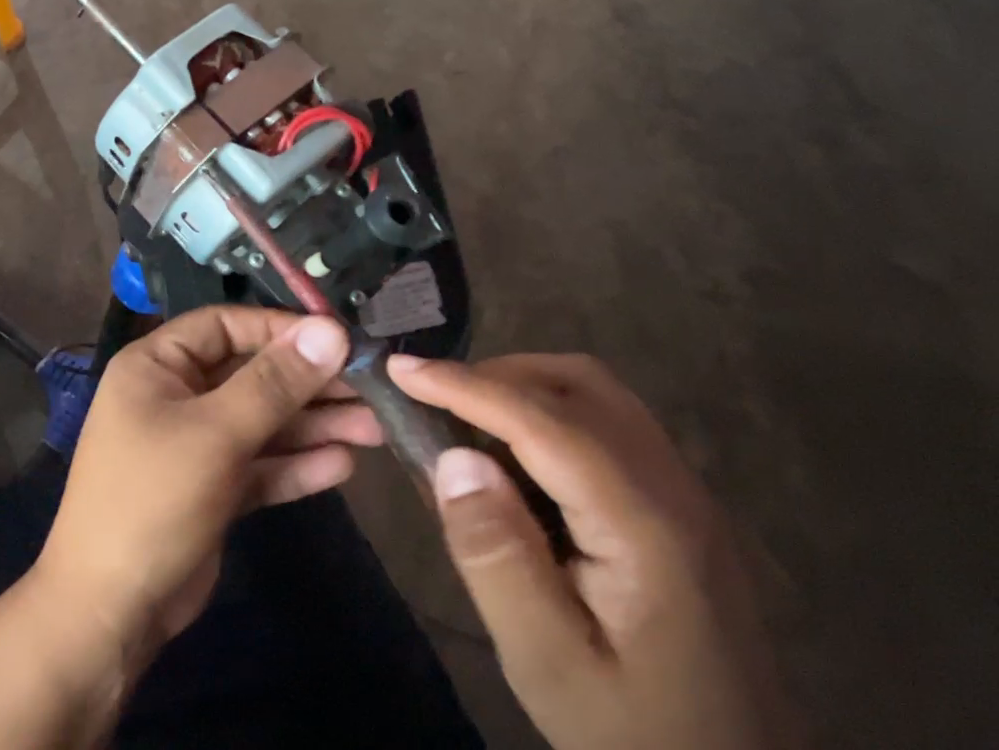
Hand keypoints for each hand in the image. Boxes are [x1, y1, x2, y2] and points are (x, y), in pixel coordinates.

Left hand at [33, 307, 382, 656]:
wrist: (113, 603)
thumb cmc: (154, 498)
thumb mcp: (216, 433)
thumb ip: (275, 382)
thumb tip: (330, 330)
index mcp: (155, 367)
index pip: (223, 326)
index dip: (279, 328)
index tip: (340, 339)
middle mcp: (172, 397)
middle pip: (249, 375)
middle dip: (308, 383)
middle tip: (373, 389)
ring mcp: (191, 446)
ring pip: (260, 423)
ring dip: (312, 425)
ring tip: (376, 428)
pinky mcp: (210, 489)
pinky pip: (258, 466)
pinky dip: (295, 466)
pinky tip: (343, 466)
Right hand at [390, 353, 796, 749]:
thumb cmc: (629, 725)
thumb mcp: (545, 658)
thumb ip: (497, 556)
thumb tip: (453, 457)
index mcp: (645, 527)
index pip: (546, 423)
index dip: (466, 387)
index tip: (397, 369)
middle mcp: (676, 493)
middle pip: (584, 387)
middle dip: (495, 375)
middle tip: (427, 399)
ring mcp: (686, 500)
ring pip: (600, 400)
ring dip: (522, 390)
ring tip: (459, 424)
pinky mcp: (678, 514)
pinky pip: (608, 430)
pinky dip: (546, 417)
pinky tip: (510, 462)